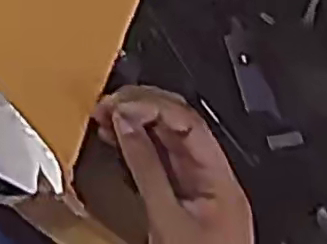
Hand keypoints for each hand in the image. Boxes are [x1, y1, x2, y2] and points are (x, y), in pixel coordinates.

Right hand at [92, 86, 253, 243]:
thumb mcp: (168, 222)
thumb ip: (145, 167)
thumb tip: (125, 121)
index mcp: (220, 180)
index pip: (188, 121)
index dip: (151, 105)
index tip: (120, 105)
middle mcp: (211, 178)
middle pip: (177, 122)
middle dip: (140, 107)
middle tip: (108, 105)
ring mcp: (196, 189)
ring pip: (165, 137)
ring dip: (133, 121)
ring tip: (105, 116)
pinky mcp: (179, 201)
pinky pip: (157, 157)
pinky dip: (134, 143)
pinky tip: (116, 138)